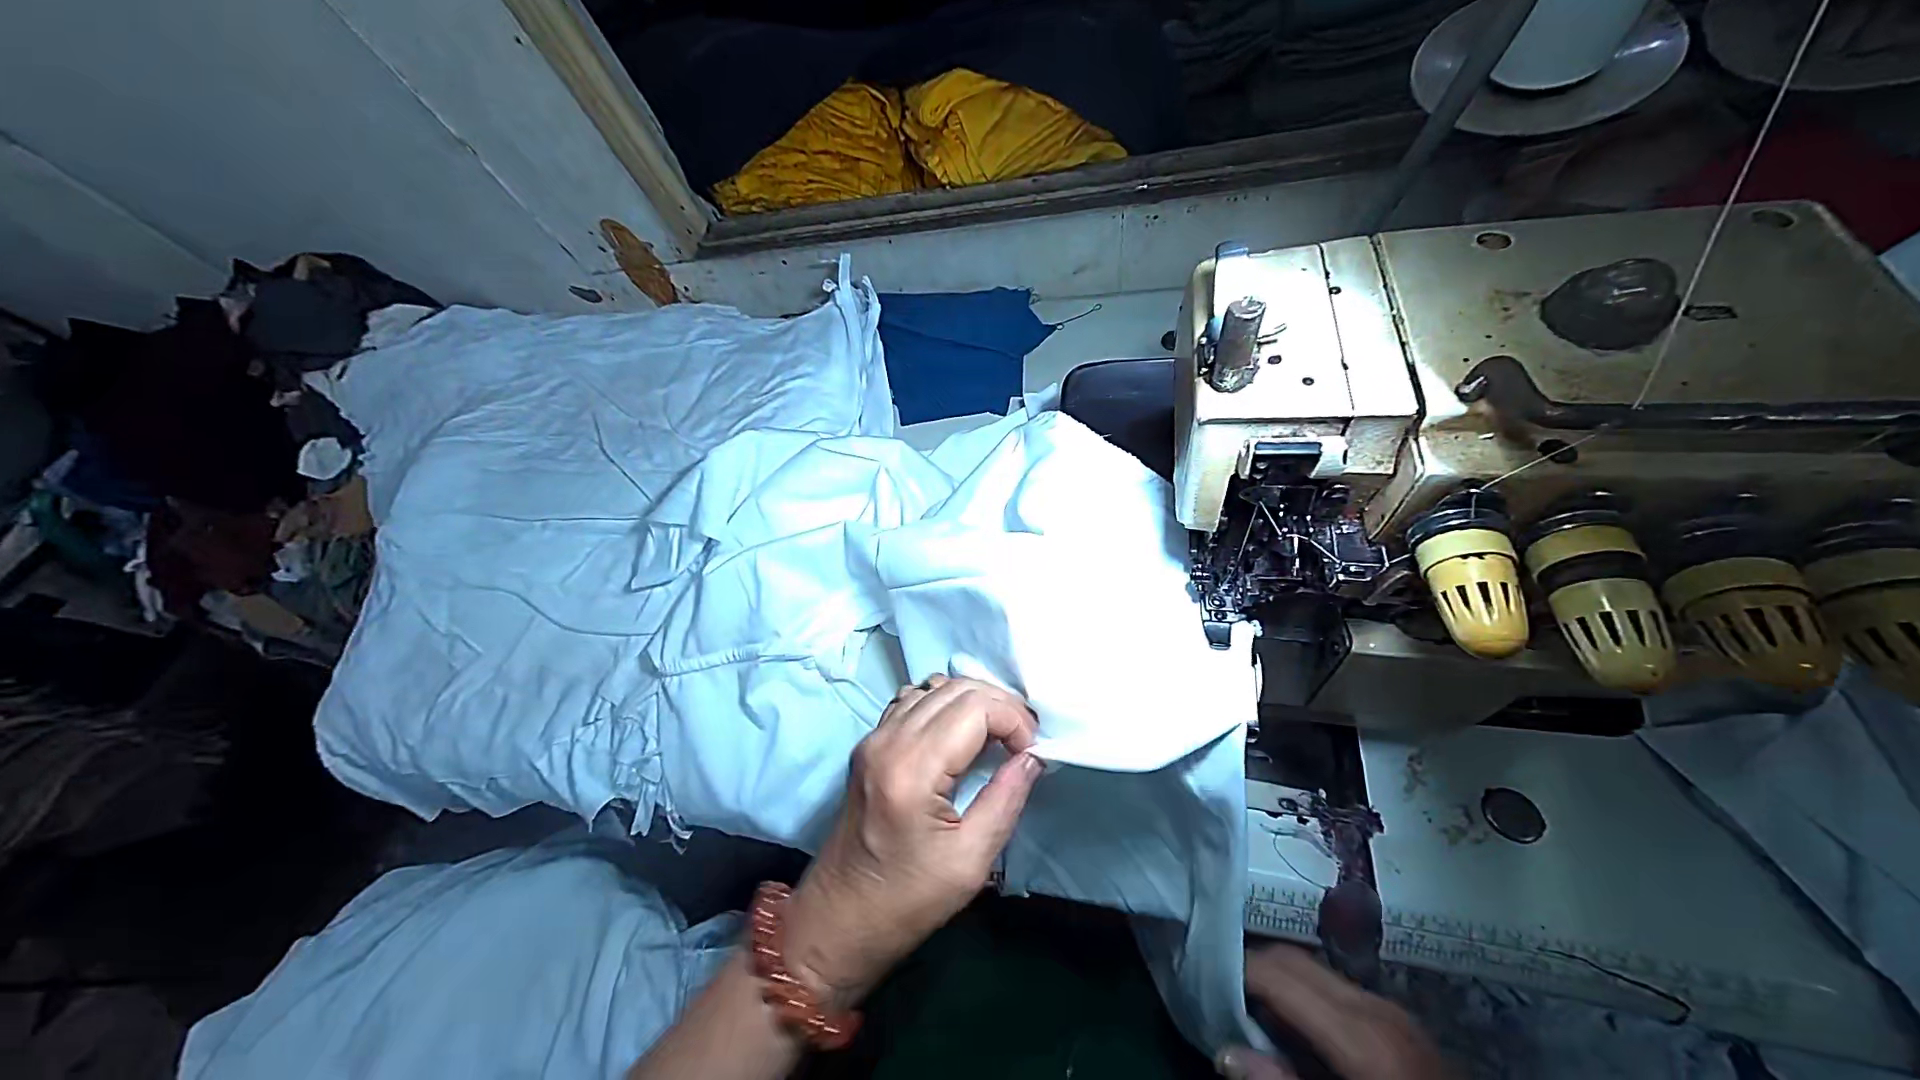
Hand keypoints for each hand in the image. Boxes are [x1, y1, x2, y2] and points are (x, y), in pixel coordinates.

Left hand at [782, 675, 1043, 1007]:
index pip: (975, 707)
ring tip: (1000, 736)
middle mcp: (888, 740)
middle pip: (957, 689)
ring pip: (935, 687)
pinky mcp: (869, 744)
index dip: (1014, 720)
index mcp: (912, 768)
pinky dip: (946, 705)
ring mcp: (874, 737)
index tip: (1031, 753)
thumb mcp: (971, 861)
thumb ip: (1006, 799)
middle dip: (1001, 706)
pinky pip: (914, 700)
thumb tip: (1033, 756)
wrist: (840, 918)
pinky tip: (962, 734)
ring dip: (975, 702)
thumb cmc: (907, 901)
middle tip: (1024, 742)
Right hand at [1219, 944, 1448, 1079]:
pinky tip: (1285, 1023)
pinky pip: (1333, 990)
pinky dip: (1300, 995)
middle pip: (1293, 960)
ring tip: (1239, 1002)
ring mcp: (1391, 1012)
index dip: (1233, 967)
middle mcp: (1375, 1007)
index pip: (1278, 972)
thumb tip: (1223, 1052)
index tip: (1196, 972)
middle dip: (1248, 966)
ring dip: (1273, 979)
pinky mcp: (1398, 1024)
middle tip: (1210, 982)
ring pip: (1312, 970)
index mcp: (1360, 1034)